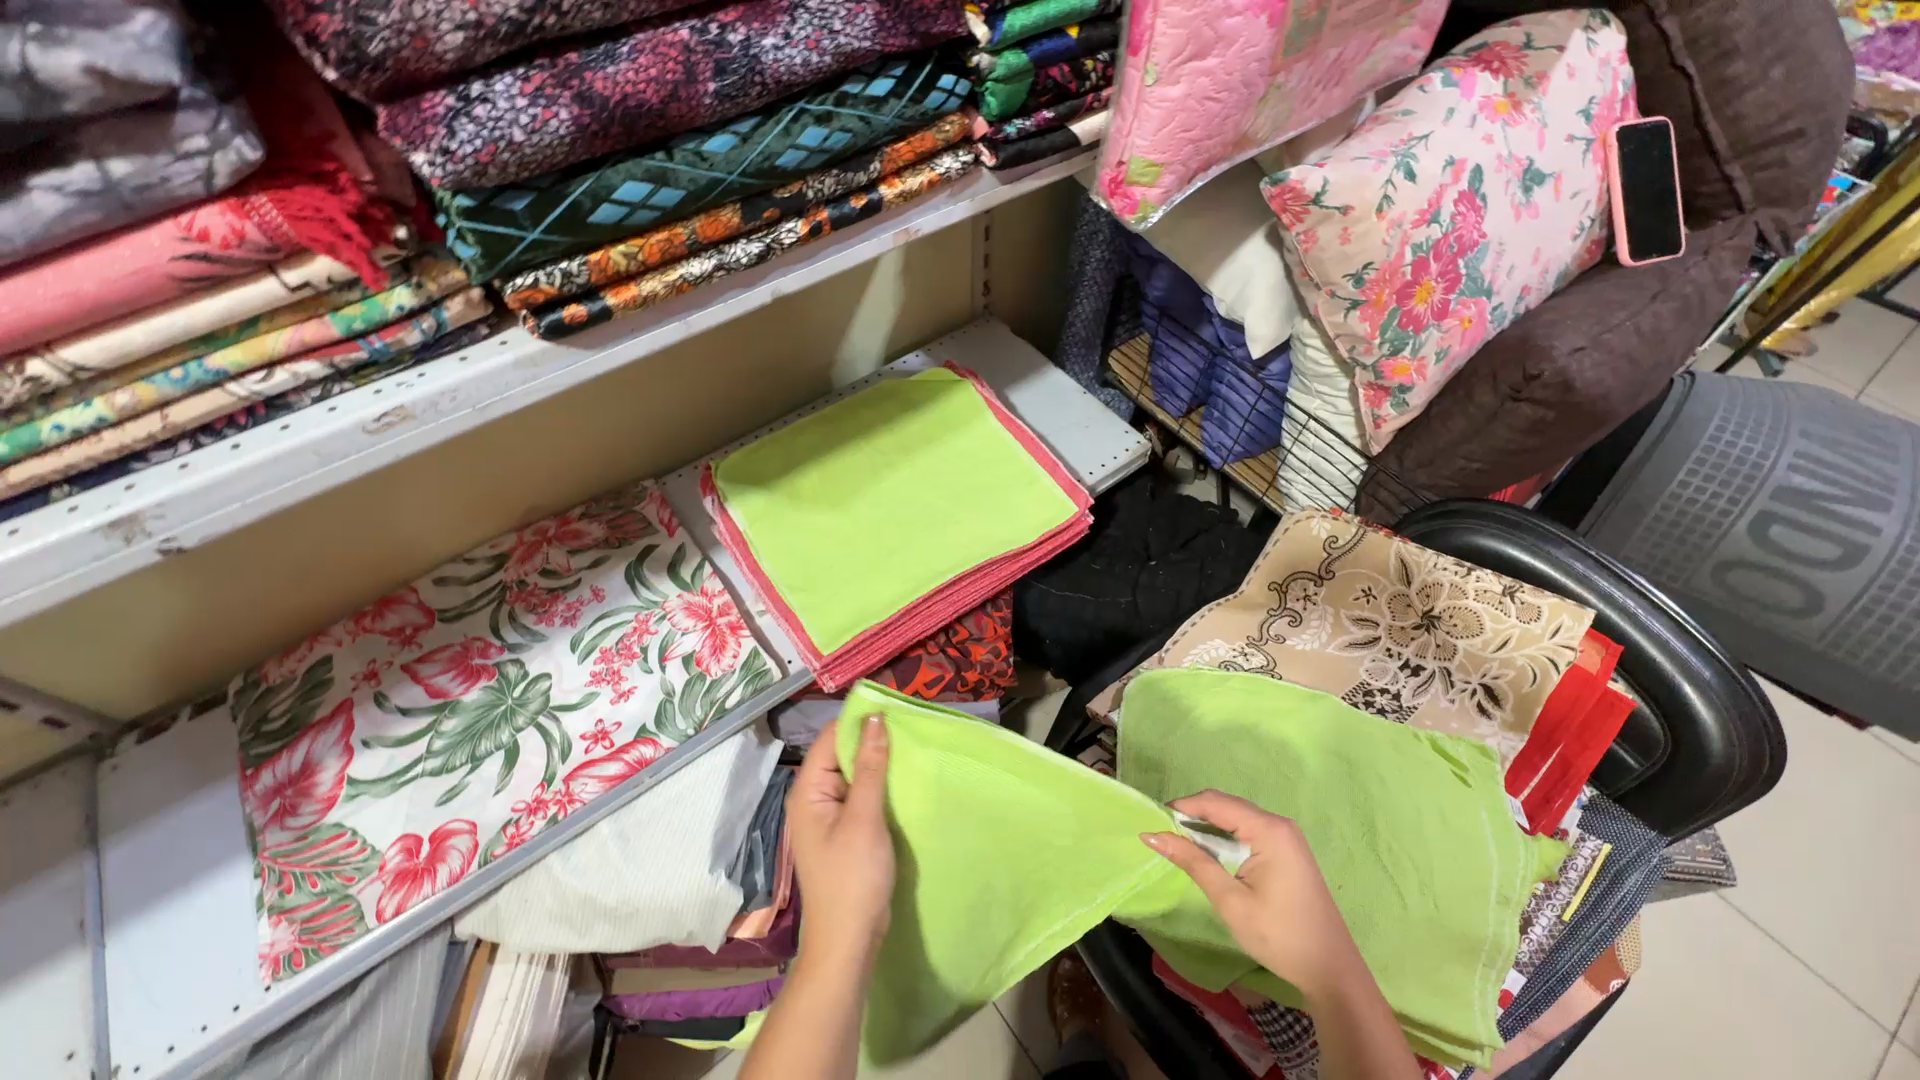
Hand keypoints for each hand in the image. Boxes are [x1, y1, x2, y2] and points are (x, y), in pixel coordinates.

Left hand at [788, 715, 894, 969]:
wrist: (849, 940)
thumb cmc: (853, 878)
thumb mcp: (865, 818)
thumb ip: (870, 767)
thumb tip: (875, 719)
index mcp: (808, 790)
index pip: (832, 738)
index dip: (860, 721)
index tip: (896, 708)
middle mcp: (814, 798)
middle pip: (842, 754)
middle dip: (873, 740)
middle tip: (912, 727)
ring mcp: (829, 816)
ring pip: (855, 775)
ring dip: (879, 764)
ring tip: (914, 748)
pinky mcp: (846, 832)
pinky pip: (862, 797)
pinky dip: (880, 787)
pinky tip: (905, 782)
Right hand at [1141, 789, 1363, 997]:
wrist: (1330, 970)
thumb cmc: (1279, 936)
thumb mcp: (1230, 900)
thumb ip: (1192, 862)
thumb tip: (1151, 835)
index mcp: (1269, 830)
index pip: (1215, 802)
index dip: (1182, 807)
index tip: (1153, 820)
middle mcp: (1279, 824)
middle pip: (1226, 804)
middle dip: (1193, 814)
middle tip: (1163, 834)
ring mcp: (1287, 836)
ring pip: (1237, 816)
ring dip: (1207, 825)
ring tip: (1179, 843)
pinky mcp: (1288, 850)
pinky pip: (1248, 829)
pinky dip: (1224, 835)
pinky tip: (1209, 852)